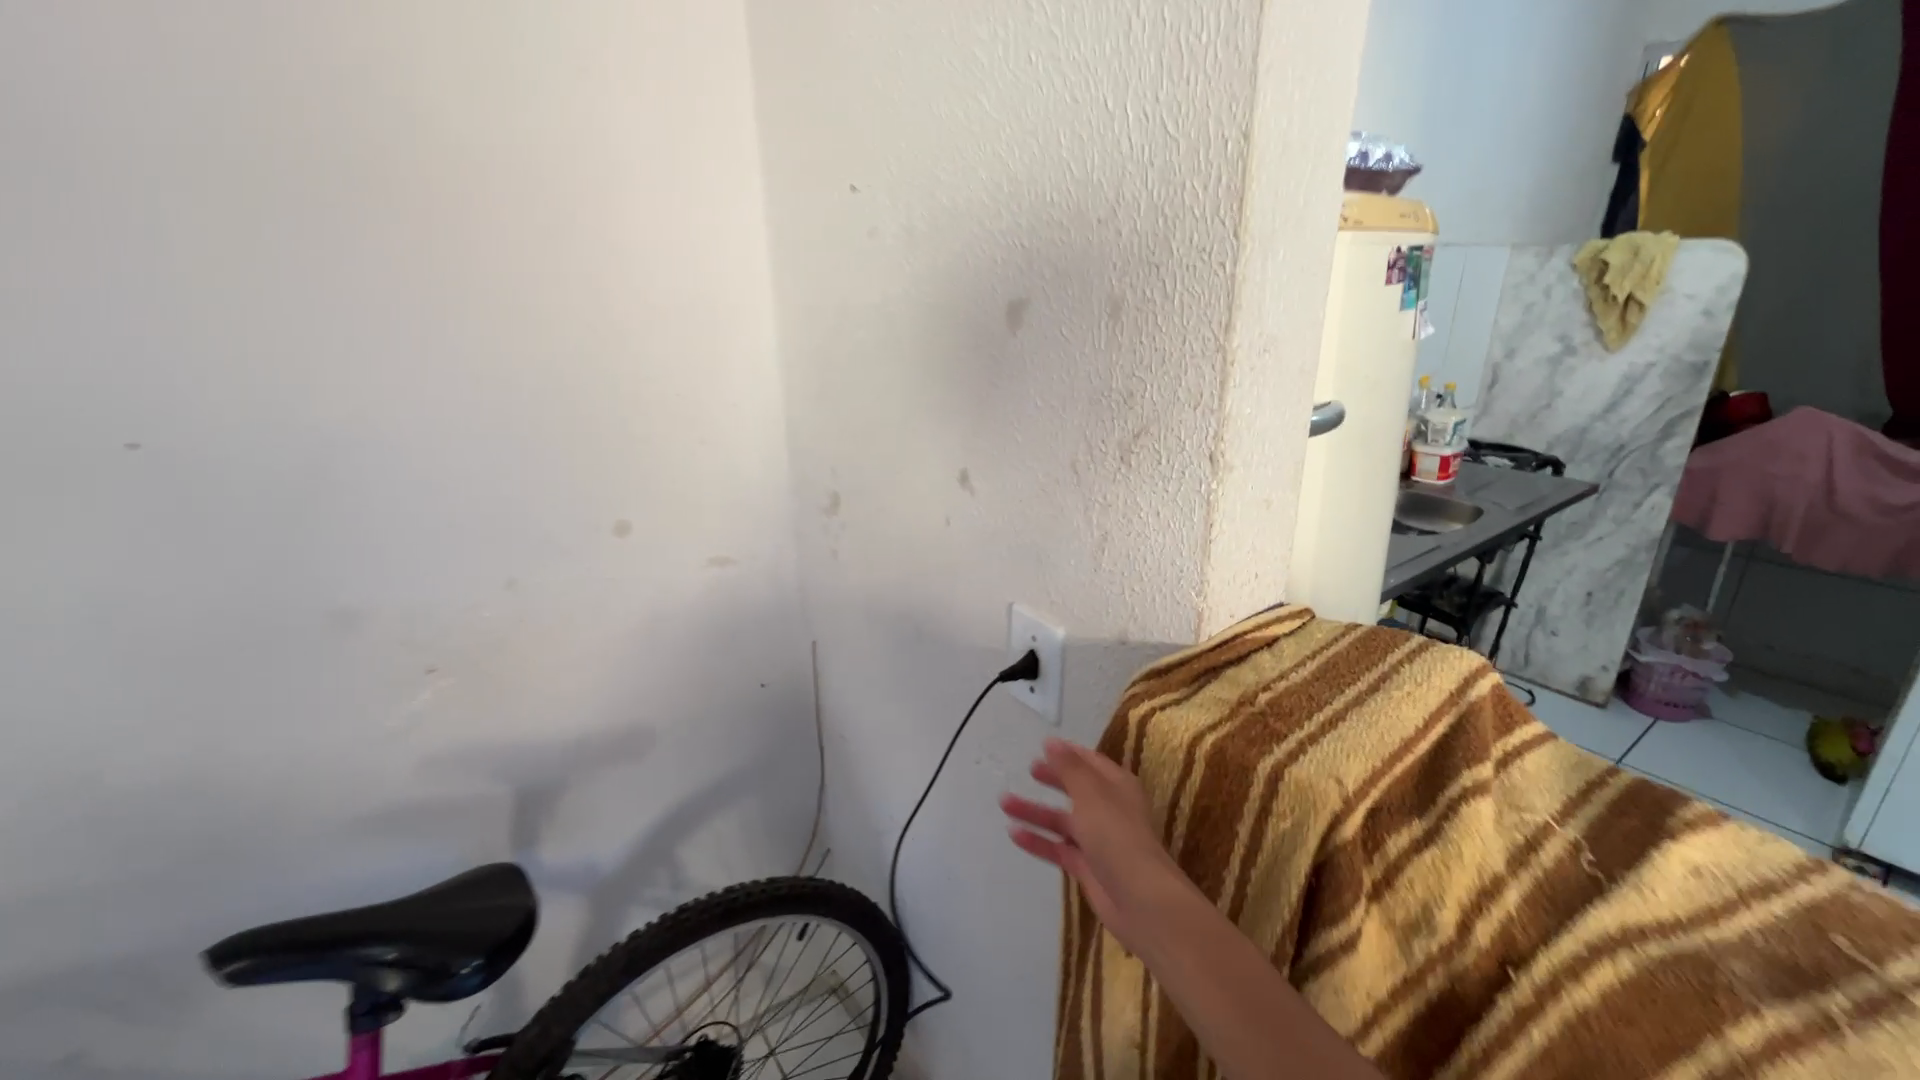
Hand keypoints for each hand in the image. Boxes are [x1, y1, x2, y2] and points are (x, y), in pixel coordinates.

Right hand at [1001, 737, 1198, 955]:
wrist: (1139, 898)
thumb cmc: (1117, 835)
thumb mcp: (1091, 794)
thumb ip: (1069, 768)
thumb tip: (1051, 741)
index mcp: (1117, 787)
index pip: (1092, 763)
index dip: (1070, 754)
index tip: (1044, 746)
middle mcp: (1109, 810)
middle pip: (1077, 789)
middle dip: (1054, 779)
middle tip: (1030, 770)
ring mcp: (1098, 840)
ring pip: (1062, 821)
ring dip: (1036, 811)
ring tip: (1004, 802)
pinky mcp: (1087, 866)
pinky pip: (1058, 848)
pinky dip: (1038, 840)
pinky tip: (1013, 833)